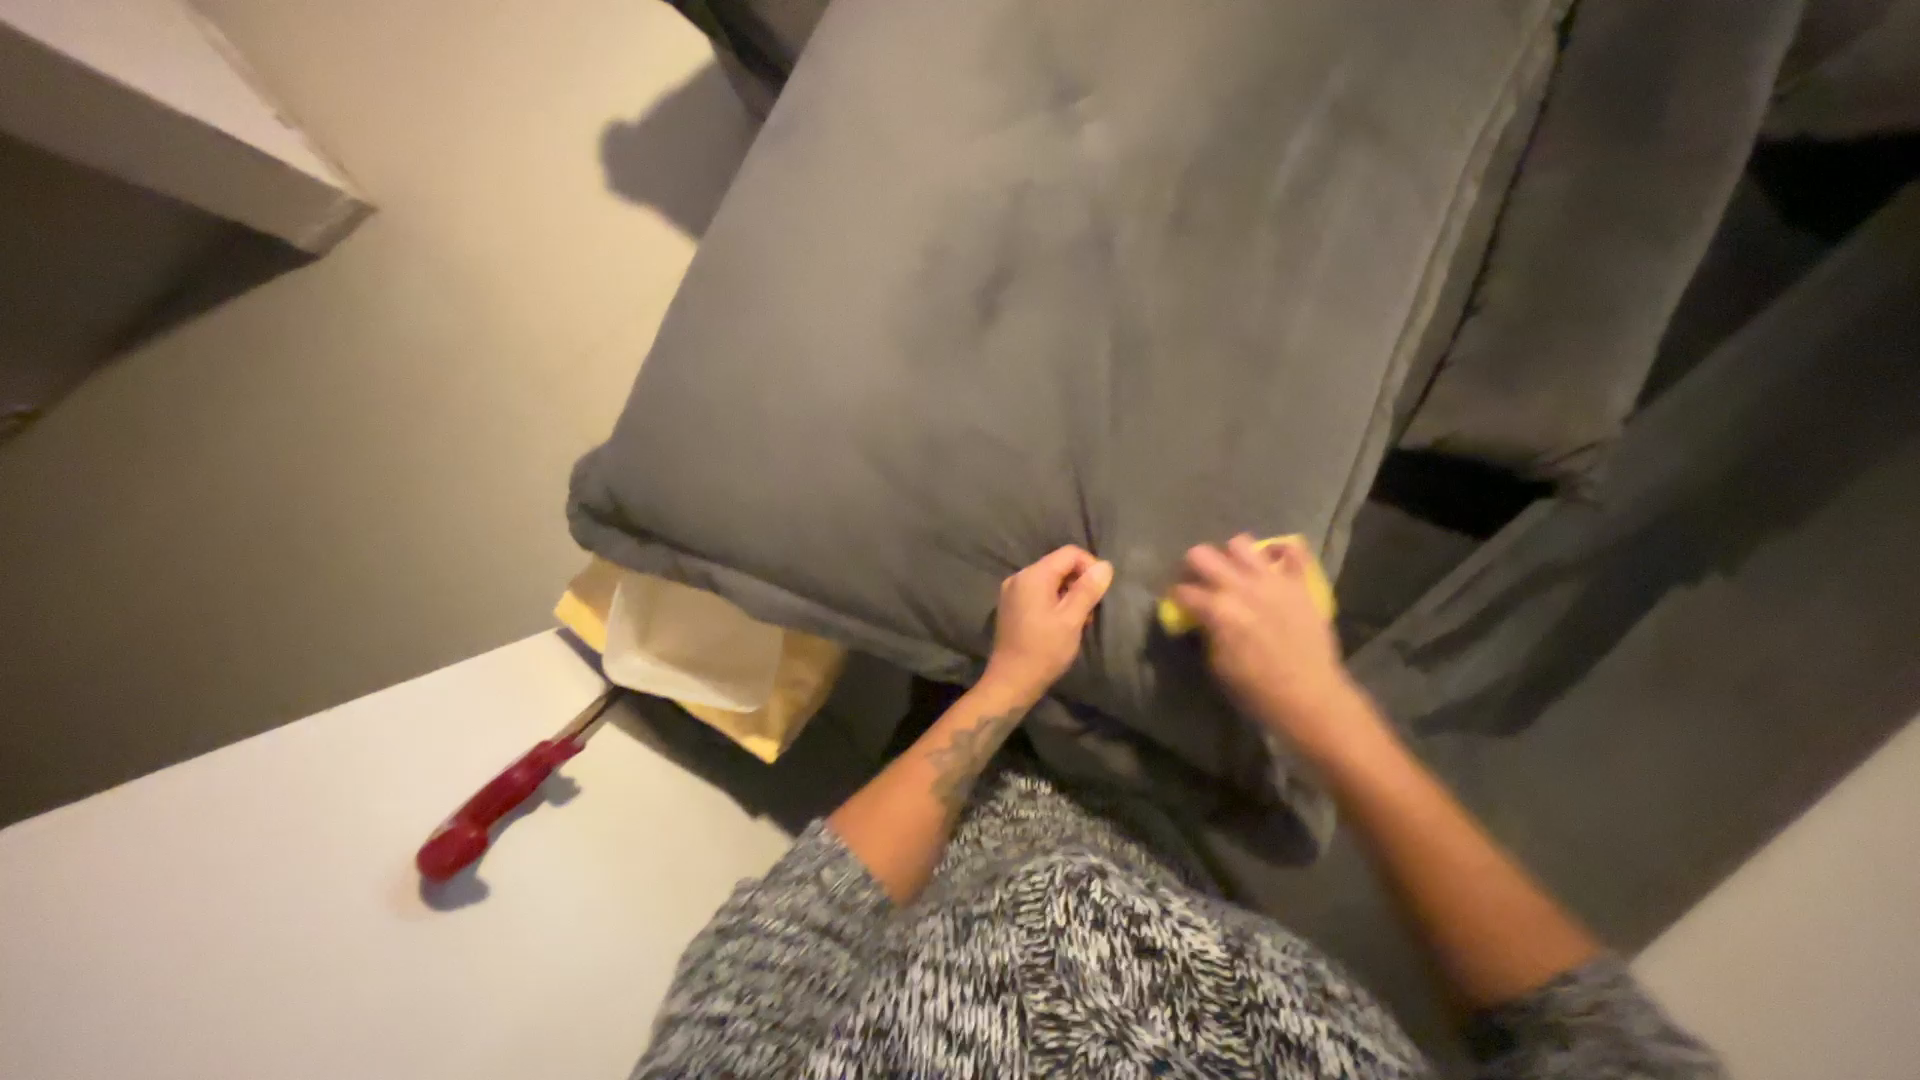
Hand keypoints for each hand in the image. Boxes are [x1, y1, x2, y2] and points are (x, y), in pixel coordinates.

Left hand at [982, 545, 1113, 701]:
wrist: (1011, 681)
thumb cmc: (1044, 650)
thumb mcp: (1072, 619)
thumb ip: (1088, 590)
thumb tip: (1105, 565)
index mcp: (1033, 575)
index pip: (1069, 554)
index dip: (1090, 567)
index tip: (1100, 592)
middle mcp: (1019, 577)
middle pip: (1058, 565)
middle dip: (1079, 583)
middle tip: (1089, 611)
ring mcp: (1011, 592)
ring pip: (1049, 580)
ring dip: (1068, 595)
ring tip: (1077, 621)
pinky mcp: (1010, 606)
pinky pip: (1037, 593)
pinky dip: (1053, 602)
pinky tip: (1061, 624)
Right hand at [1172, 534, 1364, 748]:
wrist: (1310, 697)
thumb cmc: (1257, 690)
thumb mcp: (1217, 665)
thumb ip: (1206, 633)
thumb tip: (1201, 620)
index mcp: (1217, 609)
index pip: (1182, 591)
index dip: (1176, 599)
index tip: (1179, 606)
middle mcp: (1241, 586)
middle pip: (1201, 554)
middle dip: (1194, 568)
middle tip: (1200, 583)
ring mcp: (1273, 580)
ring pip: (1241, 543)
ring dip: (1232, 556)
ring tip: (1236, 572)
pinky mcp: (1300, 583)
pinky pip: (1293, 550)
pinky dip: (1280, 551)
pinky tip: (1272, 562)